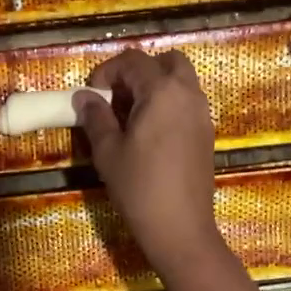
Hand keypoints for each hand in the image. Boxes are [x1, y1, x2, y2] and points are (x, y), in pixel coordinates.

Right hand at [76, 49, 224, 268]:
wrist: (180, 229)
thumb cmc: (140, 190)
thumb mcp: (108, 154)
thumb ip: (95, 119)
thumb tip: (84, 97)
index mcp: (161, 91)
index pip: (132, 61)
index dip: (107, 72)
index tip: (92, 95)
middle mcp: (187, 93)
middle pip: (165, 62)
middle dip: (138, 73)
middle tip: (117, 100)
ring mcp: (202, 114)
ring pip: (180, 82)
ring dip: (156, 88)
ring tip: (133, 119)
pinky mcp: (206, 135)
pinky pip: (188, 104)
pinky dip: (169, 106)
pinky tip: (152, 136)